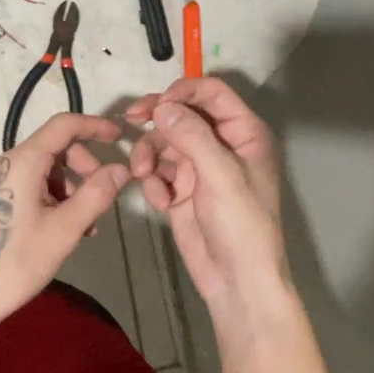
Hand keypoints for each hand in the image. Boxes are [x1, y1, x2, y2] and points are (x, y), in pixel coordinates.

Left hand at [0, 113, 131, 334]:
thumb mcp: (65, 229)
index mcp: (22, 163)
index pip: (63, 126)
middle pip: (55, 148)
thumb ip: (96, 194)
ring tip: (86, 226)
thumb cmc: (17, 261)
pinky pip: (30, 185)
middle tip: (102, 198)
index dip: (94, 126)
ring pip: (44, 169)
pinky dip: (53, 198)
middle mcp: (6, 164)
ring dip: (71, 188)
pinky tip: (64, 230)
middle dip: (85, 167)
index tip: (120, 138)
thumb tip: (121, 168)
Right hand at [126, 79, 286, 311]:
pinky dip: (153, 184)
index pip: (211, 93)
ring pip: (164, 143)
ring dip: (149, 156)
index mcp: (243, 133)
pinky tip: (161, 203)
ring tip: (144, 177)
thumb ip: (191, 136)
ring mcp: (200, 168)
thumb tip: (161, 107)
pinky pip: (158, 172)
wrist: (236, 280)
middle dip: (157, 121)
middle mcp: (221, 144)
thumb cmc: (240, 224)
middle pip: (181, 114)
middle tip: (130, 120)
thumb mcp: (220, 175)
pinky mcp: (182, 190)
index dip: (183, 92)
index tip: (157, 106)